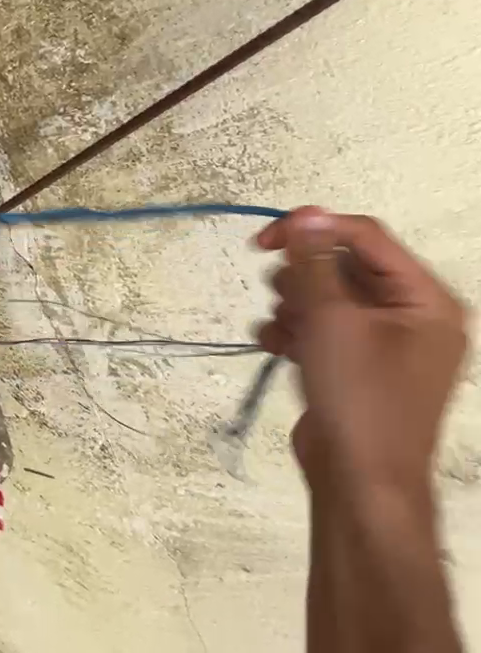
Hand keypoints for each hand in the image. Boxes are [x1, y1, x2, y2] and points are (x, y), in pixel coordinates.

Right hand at [256, 207, 465, 496]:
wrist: (361, 469)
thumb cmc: (359, 391)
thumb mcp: (333, 319)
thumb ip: (316, 262)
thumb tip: (307, 213)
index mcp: (425, 298)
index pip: (362, 235)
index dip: (309, 229)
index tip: (258, 243)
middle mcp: (409, 311)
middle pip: (335, 262)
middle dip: (298, 280)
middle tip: (290, 306)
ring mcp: (381, 335)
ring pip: (316, 291)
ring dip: (288, 307)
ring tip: (289, 335)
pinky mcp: (353, 354)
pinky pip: (311, 321)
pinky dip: (289, 330)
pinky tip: (284, 350)